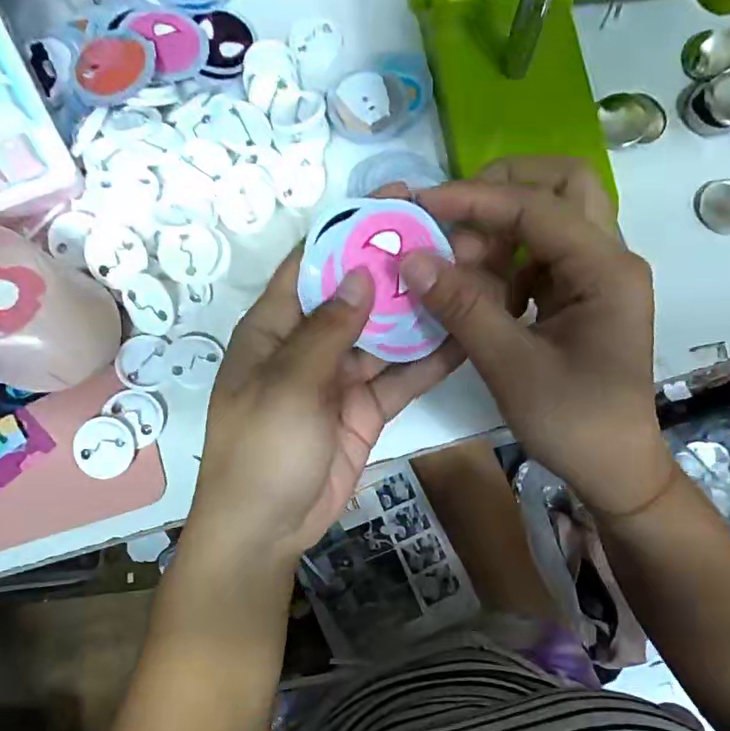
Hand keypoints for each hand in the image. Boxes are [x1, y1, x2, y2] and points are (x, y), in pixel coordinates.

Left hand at [193, 250, 461, 560]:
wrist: (268, 528)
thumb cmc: (262, 452)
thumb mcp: (288, 386)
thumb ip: (327, 332)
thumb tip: (360, 275)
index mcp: (273, 328)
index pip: (312, 265)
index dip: (350, 231)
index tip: (396, 202)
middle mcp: (309, 346)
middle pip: (357, 297)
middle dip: (397, 271)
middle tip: (449, 240)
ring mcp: (341, 379)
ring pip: (386, 337)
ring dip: (420, 314)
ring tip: (467, 280)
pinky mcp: (366, 410)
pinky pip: (399, 379)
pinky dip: (428, 363)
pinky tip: (465, 338)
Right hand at [399, 163, 674, 516]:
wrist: (616, 471)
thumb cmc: (573, 423)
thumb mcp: (511, 366)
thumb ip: (463, 306)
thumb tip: (411, 258)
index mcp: (607, 270)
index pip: (538, 206)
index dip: (475, 200)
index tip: (423, 206)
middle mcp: (613, 261)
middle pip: (565, 187)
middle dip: (505, 192)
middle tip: (455, 222)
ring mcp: (604, 281)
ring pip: (557, 222)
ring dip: (507, 232)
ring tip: (463, 268)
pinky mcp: (590, 302)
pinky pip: (550, 261)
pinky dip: (515, 265)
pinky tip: (487, 297)